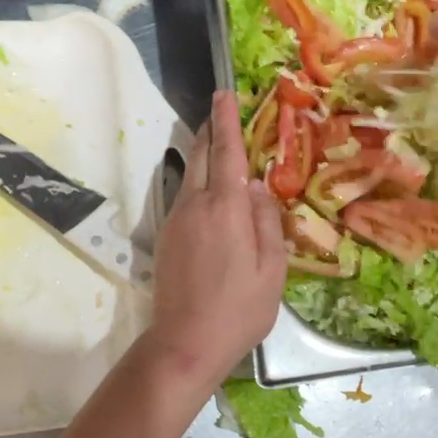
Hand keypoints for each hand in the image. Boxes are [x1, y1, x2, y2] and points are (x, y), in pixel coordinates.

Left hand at [145, 91, 286, 383]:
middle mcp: (195, 206)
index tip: (225, 94)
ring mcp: (175, 221)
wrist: (185, 343)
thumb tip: (257, 186)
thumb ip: (266, 221)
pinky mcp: (166, 238)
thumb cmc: (239, 310)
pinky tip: (213, 197)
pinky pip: (185, 199)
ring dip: (205, 157)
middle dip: (211, 130)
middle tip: (221, 111)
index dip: (227, 121)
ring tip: (222, 151)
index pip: (228, 152)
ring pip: (191, 177)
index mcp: (226, 209)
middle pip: (201, 156)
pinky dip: (199, 185)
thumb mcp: (271, 268)